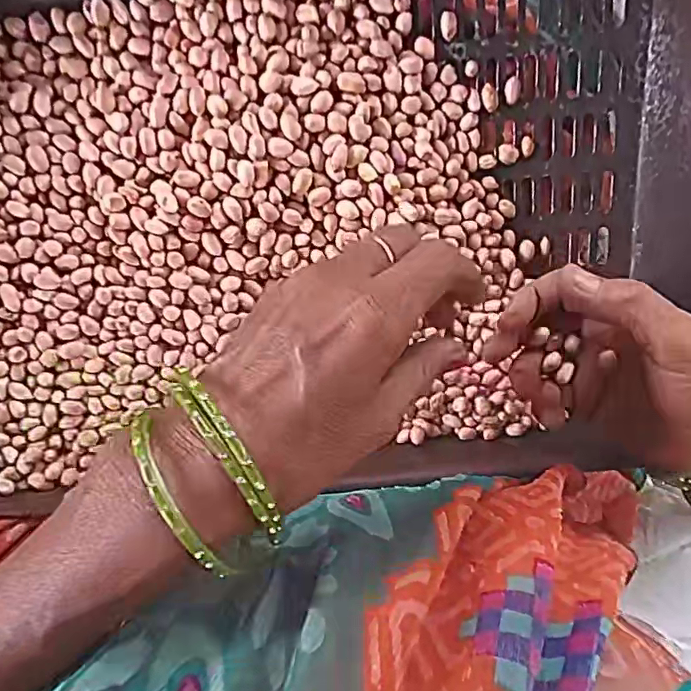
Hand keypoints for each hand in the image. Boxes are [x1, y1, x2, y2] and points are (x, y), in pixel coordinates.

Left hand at [196, 226, 484, 509]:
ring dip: (392, 277)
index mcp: (375, 314)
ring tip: (394, 327)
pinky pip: (331, 271)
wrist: (218, 450)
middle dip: (429, 270)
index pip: (439, 258)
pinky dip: (357, 286)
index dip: (466, 274)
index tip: (472, 301)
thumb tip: (450, 345)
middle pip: (402, 240)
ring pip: (365, 252)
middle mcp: (338, 281)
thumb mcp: (380, 418)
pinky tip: (352, 330)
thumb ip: (423, 369)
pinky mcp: (275, 291)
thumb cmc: (306, 448)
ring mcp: (301, 280)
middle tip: (436, 316)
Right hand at [480, 265, 690, 473]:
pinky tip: (554, 418)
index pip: (562, 292)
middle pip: (541, 327)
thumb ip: (627, 304)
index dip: (528, 304)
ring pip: (539, 365)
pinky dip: (542, 407)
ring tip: (542, 402)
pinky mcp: (587, 405)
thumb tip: (569, 281)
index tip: (505, 328)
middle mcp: (600, 336)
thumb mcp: (675, 337)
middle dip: (516, 345)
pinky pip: (549, 398)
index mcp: (620, 311)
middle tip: (498, 367)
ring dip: (529, 381)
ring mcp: (591, 371)